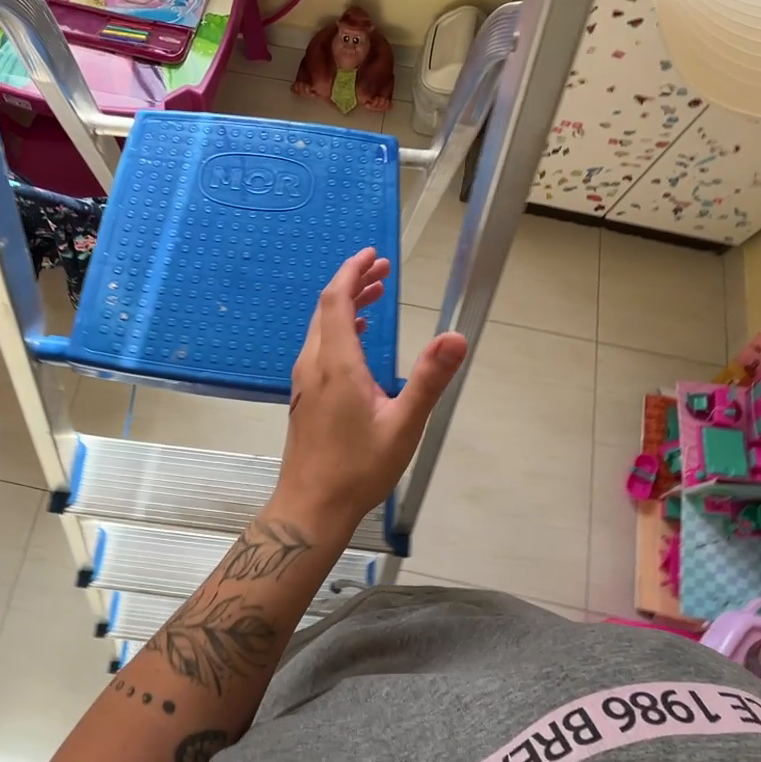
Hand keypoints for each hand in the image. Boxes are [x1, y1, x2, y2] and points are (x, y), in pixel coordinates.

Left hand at [274, 248, 467, 535]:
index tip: (372, 255)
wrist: (311, 506)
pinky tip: (358, 338)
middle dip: (353, 283)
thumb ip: (429, 379)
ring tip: (376, 295)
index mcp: (336, 363)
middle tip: (383, 271)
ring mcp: (305, 380)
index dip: (352, 273)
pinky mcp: (305, 395)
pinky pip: (319, 346)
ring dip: (346, 306)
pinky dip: (339, 329)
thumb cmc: (358, 468)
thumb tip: (456, 337)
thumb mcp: (404, 425)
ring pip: (321, 328)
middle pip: (327, 308)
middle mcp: (314, 364)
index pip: (336, 300)